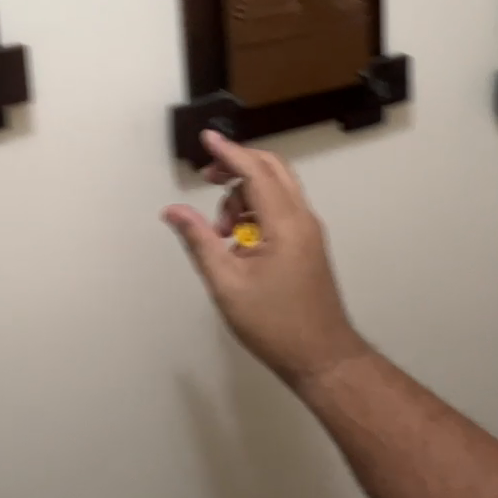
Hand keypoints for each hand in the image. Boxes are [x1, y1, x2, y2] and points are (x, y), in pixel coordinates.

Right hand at [162, 131, 367, 386]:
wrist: (324, 360)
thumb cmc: (274, 324)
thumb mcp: (226, 283)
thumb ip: (199, 240)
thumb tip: (173, 211)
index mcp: (285, 224)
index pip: (255, 171)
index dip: (228, 152)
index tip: (206, 138)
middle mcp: (302, 219)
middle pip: (271, 169)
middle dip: (237, 165)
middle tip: (208, 177)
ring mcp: (309, 231)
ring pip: (276, 187)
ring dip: (244, 194)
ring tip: (222, 231)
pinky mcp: (308, 244)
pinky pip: (281, 207)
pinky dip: (256, 209)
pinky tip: (239, 241)